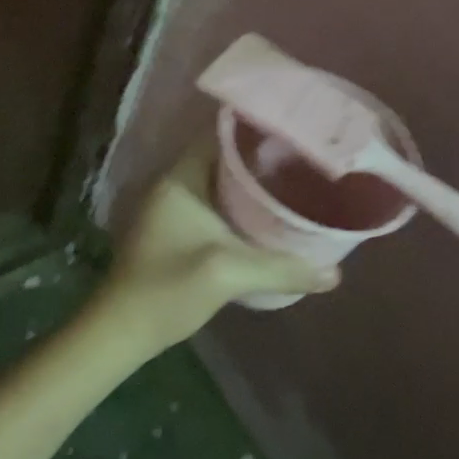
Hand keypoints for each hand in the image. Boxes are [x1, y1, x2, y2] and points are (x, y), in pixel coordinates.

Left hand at [93, 141, 339, 352]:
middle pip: (225, 156)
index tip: (294, 129)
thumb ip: (281, 268)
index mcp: (182, 178)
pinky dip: (243, 205)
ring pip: (222, 182)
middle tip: (304, 157)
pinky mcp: (178, 232)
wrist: (123, 330)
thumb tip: (335, 275)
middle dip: (262, 156)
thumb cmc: (168, 289)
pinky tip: (270, 217)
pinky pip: (218, 204)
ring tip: (296, 180)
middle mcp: (176, 185)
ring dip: (253, 182)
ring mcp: (175, 209)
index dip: (255, 127)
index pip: (220, 133)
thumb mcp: (230, 274)